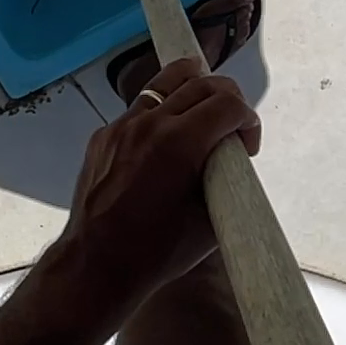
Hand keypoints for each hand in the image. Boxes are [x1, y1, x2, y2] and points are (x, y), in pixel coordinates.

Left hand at [59, 58, 261, 305]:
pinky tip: (165, 134)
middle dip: (226, 97)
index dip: (247, 118)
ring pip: (162, 84)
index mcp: (179, 142)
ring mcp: (122, 124)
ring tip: (203, 96)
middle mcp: (149, 122)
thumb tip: (230, 161)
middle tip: (234, 122)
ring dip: (190, 86)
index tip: (248, 140)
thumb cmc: (157, 251)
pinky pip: (138, 110)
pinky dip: (159, 112)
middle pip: (199, 83)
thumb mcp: (209, 220)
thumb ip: (224, 179)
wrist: (97, 261)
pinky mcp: (104, 134)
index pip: (227, 103)